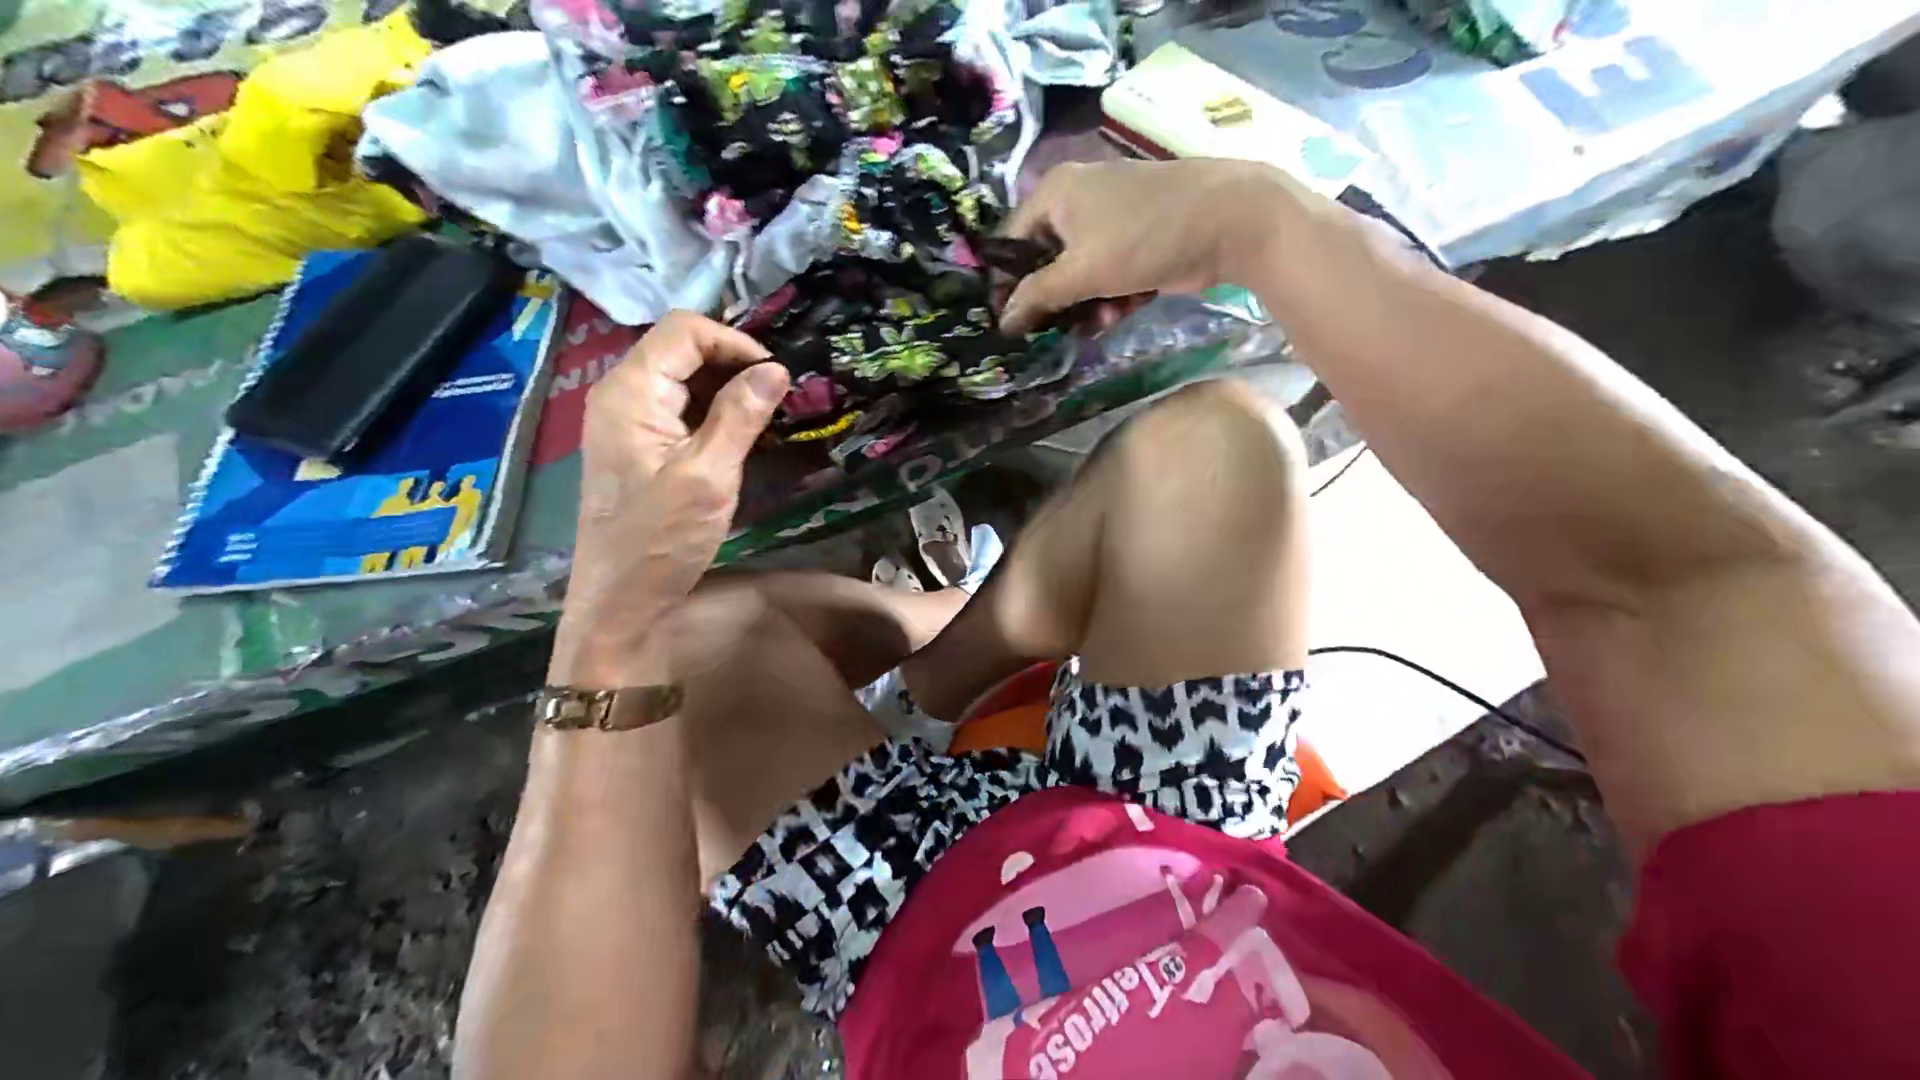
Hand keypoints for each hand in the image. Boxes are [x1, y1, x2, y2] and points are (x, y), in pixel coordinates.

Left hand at [550, 311, 789, 688]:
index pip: (685, 330)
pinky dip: (715, 412)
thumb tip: (777, 369)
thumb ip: (741, 416)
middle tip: (781, 397)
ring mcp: (628, 421)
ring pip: (685, 379)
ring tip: (770, 415)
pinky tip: (743, 435)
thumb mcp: (708, 476)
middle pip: (683, 349)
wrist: (620, 601)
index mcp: (630, 392)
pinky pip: (681, 409)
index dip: (736, 342)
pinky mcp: (639, 445)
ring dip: (729, 388)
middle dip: (736, 364)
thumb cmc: (660, 541)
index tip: (777, 377)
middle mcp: (622, 394)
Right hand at [998, 159, 1315, 333]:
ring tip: (1101, 322)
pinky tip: (1122, 311)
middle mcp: (1076, 200)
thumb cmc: (1144, 237)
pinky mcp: (1136, 241)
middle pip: (1045, 262)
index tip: (1010, 324)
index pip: (1011, 244)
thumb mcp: (1082, 271)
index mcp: (1054, 194)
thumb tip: (1003, 322)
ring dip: (1084, 305)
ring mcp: (1109, 220)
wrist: (1232, 222)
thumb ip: (1037, 297)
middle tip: (1055, 332)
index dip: (1006, 286)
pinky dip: (1110, 296)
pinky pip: (1107, 274)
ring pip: (1078, 274)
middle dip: (1054, 301)